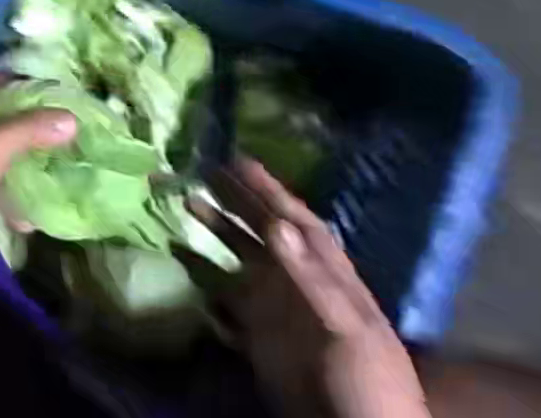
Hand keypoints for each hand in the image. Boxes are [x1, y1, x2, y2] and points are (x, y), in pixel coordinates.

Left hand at [0, 73, 76, 208]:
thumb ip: (32, 129)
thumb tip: (72, 117)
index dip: (27, 85)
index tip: (58, 96)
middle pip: (0, 114)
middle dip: (30, 127)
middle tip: (63, 136)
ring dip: (20, 162)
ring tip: (53, 173)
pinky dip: (5, 191)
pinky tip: (27, 215)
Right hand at [196, 160, 428, 417]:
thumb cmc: (366, 381)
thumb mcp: (347, 329)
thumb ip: (310, 276)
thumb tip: (274, 222)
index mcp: (330, 277)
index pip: (299, 223)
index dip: (271, 190)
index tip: (238, 160)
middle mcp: (299, 280)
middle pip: (265, 228)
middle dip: (235, 196)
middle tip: (200, 167)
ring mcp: (275, 302)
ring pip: (240, 250)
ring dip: (214, 223)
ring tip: (183, 198)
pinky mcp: (253, 325)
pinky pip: (219, 284)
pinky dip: (196, 263)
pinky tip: (173, 247)